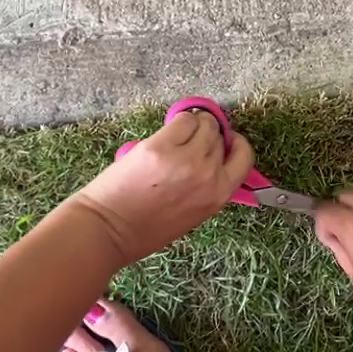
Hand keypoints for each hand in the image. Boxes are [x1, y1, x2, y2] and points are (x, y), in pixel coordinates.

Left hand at [69, 110, 253, 259]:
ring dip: (194, 125)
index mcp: (219, 194)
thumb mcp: (195, 213)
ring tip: (177, 135)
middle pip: (220, 137)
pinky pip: (181, 121)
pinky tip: (166, 132)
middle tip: (189, 141)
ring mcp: (185, 159)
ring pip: (203, 124)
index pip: (244, 156)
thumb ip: (210, 186)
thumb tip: (212, 156)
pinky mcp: (161, 146)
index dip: (234, 144)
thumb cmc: (148, 229)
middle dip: (207, 136)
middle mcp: (208, 174)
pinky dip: (177, 122)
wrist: (109, 230)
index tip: (224, 141)